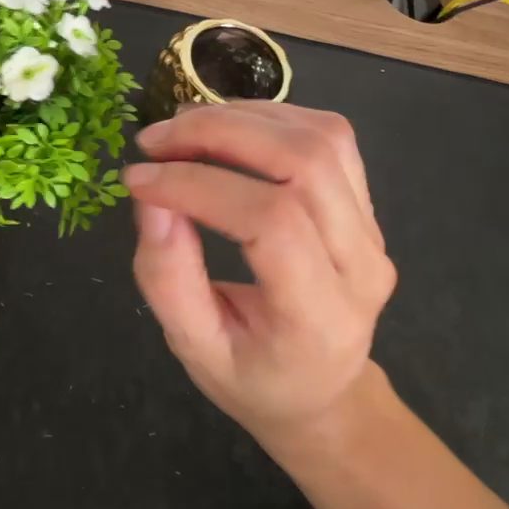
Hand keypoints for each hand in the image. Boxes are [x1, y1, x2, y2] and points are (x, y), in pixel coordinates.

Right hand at [124, 102, 395, 456]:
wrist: (320, 391)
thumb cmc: (251, 377)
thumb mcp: (194, 348)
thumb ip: (168, 279)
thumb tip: (150, 199)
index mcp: (319, 316)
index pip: (271, 222)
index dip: (197, 186)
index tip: (137, 181)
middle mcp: (360, 264)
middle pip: (304, 161)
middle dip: (218, 132)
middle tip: (153, 141)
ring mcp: (371, 229)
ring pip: (320, 137)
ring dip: (241, 117)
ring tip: (181, 129)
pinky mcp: (365, 204)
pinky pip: (327, 136)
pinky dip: (268, 116)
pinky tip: (222, 129)